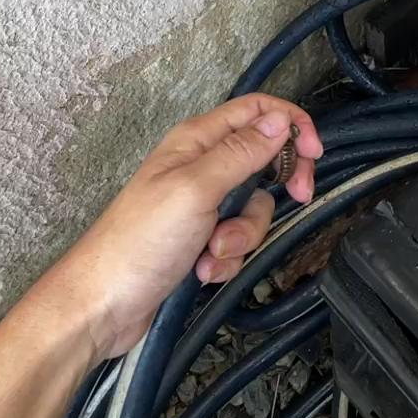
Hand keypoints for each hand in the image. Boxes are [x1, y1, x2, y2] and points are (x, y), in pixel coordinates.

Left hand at [35, 94, 323, 360]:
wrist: (103, 306)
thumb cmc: (140, 242)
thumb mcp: (197, 189)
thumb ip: (242, 152)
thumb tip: (280, 119)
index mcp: (198, 140)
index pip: (257, 111)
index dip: (291, 124)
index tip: (314, 152)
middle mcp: (203, 165)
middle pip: (265, 159)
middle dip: (280, 185)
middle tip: (298, 197)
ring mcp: (203, 203)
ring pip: (255, 207)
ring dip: (243, 234)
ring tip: (212, 252)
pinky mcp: (202, 238)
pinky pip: (238, 239)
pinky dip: (227, 258)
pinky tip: (201, 271)